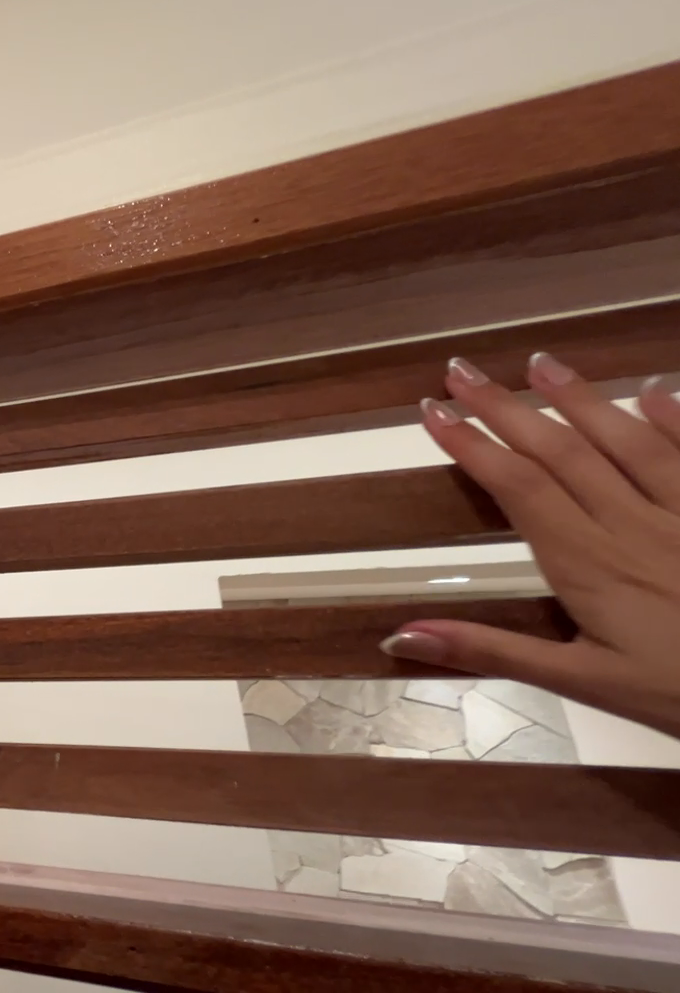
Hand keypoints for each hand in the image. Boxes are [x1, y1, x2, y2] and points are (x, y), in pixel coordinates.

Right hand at [380, 356, 679, 736]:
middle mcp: (635, 526)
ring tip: (541, 362)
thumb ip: (492, 651)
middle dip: (506, 407)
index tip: (430, 410)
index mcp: (589, 561)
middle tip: (462, 369)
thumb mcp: (588, 684)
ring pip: (630, 443)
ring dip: (581, 399)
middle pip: (562, 452)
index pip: (517, 486)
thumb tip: (395, 634)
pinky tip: (655, 392)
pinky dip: (677, 421)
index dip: (470, 444)